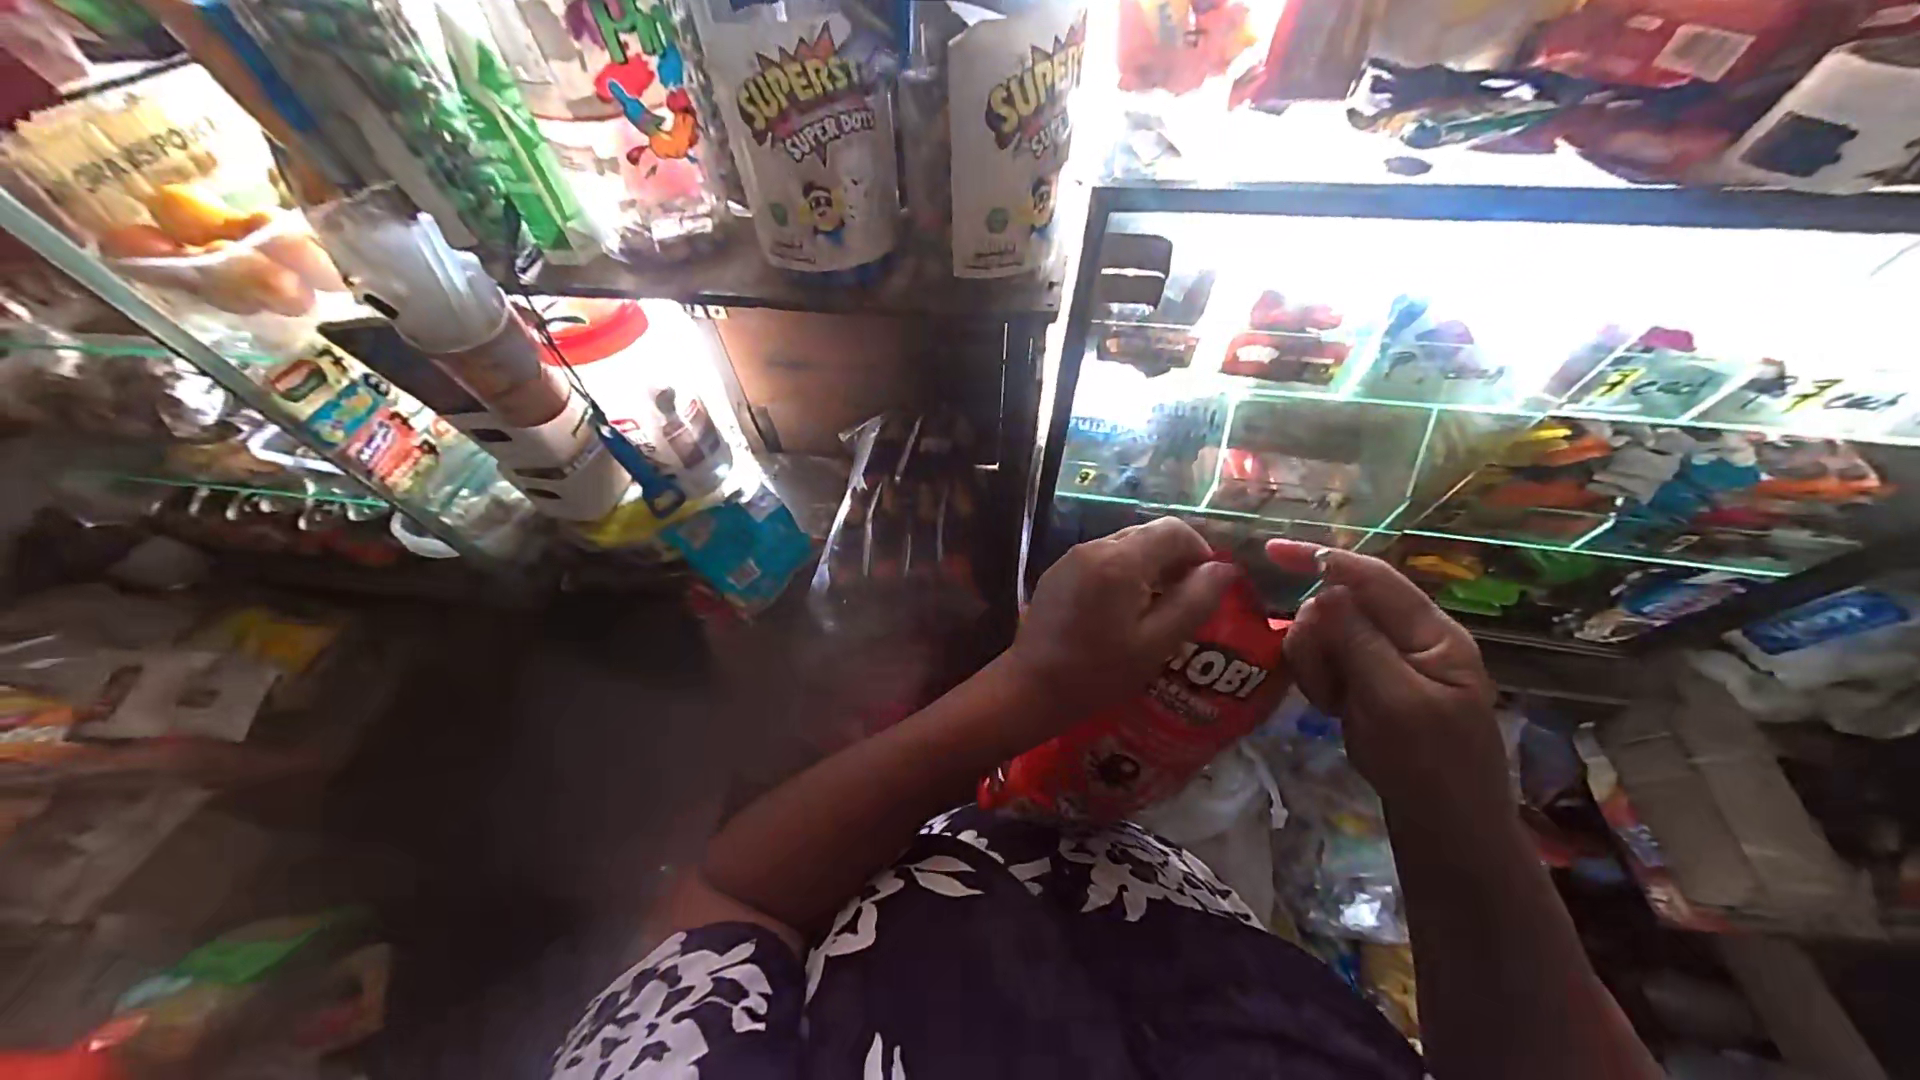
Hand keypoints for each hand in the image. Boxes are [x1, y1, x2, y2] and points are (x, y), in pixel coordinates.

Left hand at [1008, 517, 1238, 720]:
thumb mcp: (1157, 642)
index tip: (1204, 586)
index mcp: (1119, 561)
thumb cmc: (1099, 672)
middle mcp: (1093, 547)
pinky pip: (1102, 560)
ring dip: (1148, 568)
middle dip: (1174, 560)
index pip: (1173, 530)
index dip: (1200, 551)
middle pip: (1148, 535)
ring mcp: (1071, 557)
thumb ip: (1195, 600)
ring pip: (1125, 546)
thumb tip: (1224, 569)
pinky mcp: (1058, 572)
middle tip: (1182, 602)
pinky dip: (1122, 574)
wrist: (1032, 687)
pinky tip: (1120, 611)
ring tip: (1153, 610)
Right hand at [1267, 540, 1506, 824]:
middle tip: (1322, 685)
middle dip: (1317, 639)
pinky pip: (1320, 660)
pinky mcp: (1360, 678)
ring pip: (1322, 633)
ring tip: (1331, 704)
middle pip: (1337, 607)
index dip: (1322, 559)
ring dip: (1314, 665)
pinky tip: (1330, 708)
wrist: (1444, 824)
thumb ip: (1359, 644)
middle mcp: (1404, 636)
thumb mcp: (1396, 703)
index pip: (1372, 578)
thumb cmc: (1431, 765)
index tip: (1271, 551)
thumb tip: (1323, 593)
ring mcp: (1381, 658)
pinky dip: (1315, 681)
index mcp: (1430, 633)